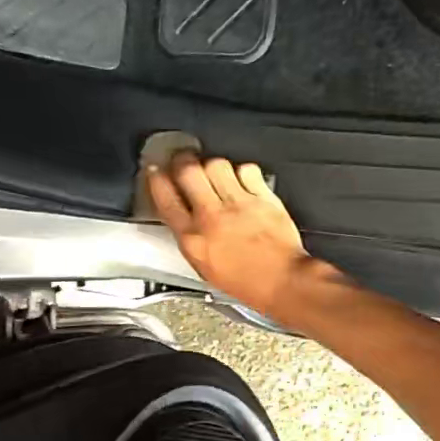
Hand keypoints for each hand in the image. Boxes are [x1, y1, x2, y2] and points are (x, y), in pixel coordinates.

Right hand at [145, 151, 327, 317]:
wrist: (283, 281)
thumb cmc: (247, 281)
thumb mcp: (204, 266)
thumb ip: (191, 237)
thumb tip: (183, 216)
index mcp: (193, 239)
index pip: (165, 199)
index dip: (157, 179)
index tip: (156, 171)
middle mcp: (213, 217)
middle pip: (187, 171)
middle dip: (182, 160)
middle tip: (183, 159)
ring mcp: (239, 204)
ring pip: (216, 165)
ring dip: (212, 164)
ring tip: (215, 171)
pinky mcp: (264, 198)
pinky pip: (247, 170)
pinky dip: (243, 171)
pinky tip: (243, 179)